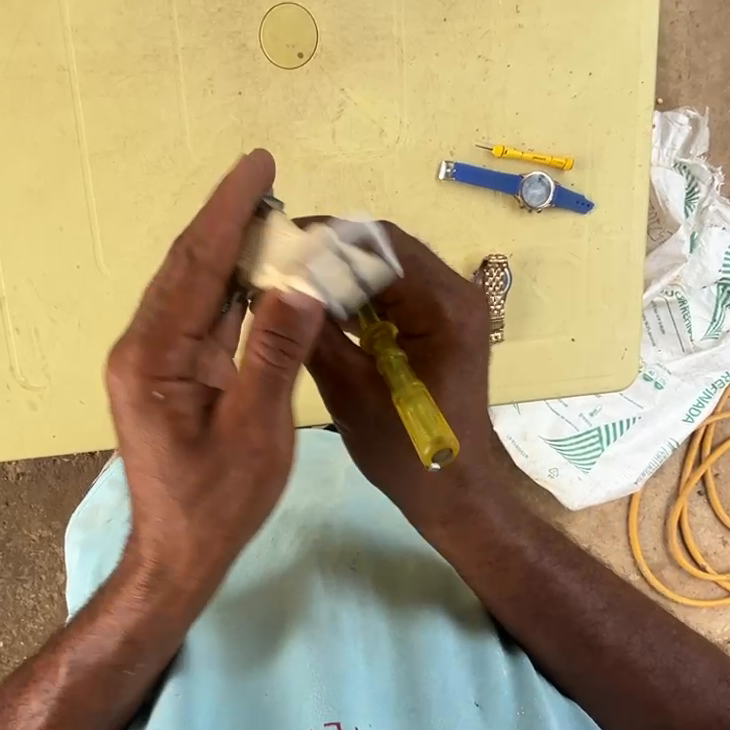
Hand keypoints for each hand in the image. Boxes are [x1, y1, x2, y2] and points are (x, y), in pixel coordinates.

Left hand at [106, 150, 325, 597]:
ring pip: (191, 293)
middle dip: (227, 223)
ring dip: (229, 254)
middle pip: (186, 270)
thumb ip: (274, 353)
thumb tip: (301, 281)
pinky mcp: (166, 379)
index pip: (195, 266)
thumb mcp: (255, 431)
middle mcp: (142, 350)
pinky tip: (256, 276)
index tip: (259, 164)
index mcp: (153, 357)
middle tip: (269, 179)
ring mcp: (151, 364)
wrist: (178, 553)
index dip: (228, 212)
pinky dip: (228, 294)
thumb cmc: (217, 503)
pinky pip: (198, 322)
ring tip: (270, 217)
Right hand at [302, 222, 508, 530]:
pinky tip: (322, 311)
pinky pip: (395, 292)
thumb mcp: (350, 393)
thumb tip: (273, 289)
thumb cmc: (406, 452)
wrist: (453, 490)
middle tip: (277, 268)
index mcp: (442, 307)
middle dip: (328, 254)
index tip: (275, 249)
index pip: (377, 245)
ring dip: (340, 273)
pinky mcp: (443, 323)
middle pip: (384, 249)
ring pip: (387, 267)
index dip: (322, 239)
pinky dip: (358, 295)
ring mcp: (453, 307)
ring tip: (292, 287)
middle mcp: (456, 293)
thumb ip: (314, 335)